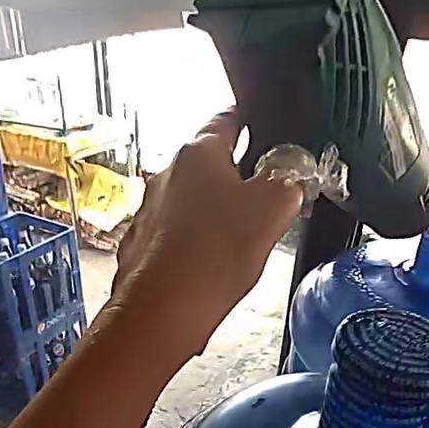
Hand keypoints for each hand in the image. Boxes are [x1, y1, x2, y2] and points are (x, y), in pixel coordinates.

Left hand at [110, 109, 304, 356]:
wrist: (165, 308)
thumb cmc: (218, 252)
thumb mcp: (273, 210)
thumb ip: (288, 184)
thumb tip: (289, 180)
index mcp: (198, 152)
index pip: (227, 119)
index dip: (248, 122)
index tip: (259, 127)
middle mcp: (166, 173)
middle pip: (207, 166)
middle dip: (234, 180)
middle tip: (261, 202)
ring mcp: (148, 210)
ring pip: (189, 202)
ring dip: (211, 214)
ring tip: (234, 242)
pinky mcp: (139, 244)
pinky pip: (172, 235)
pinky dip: (190, 243)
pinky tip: (206, 266)